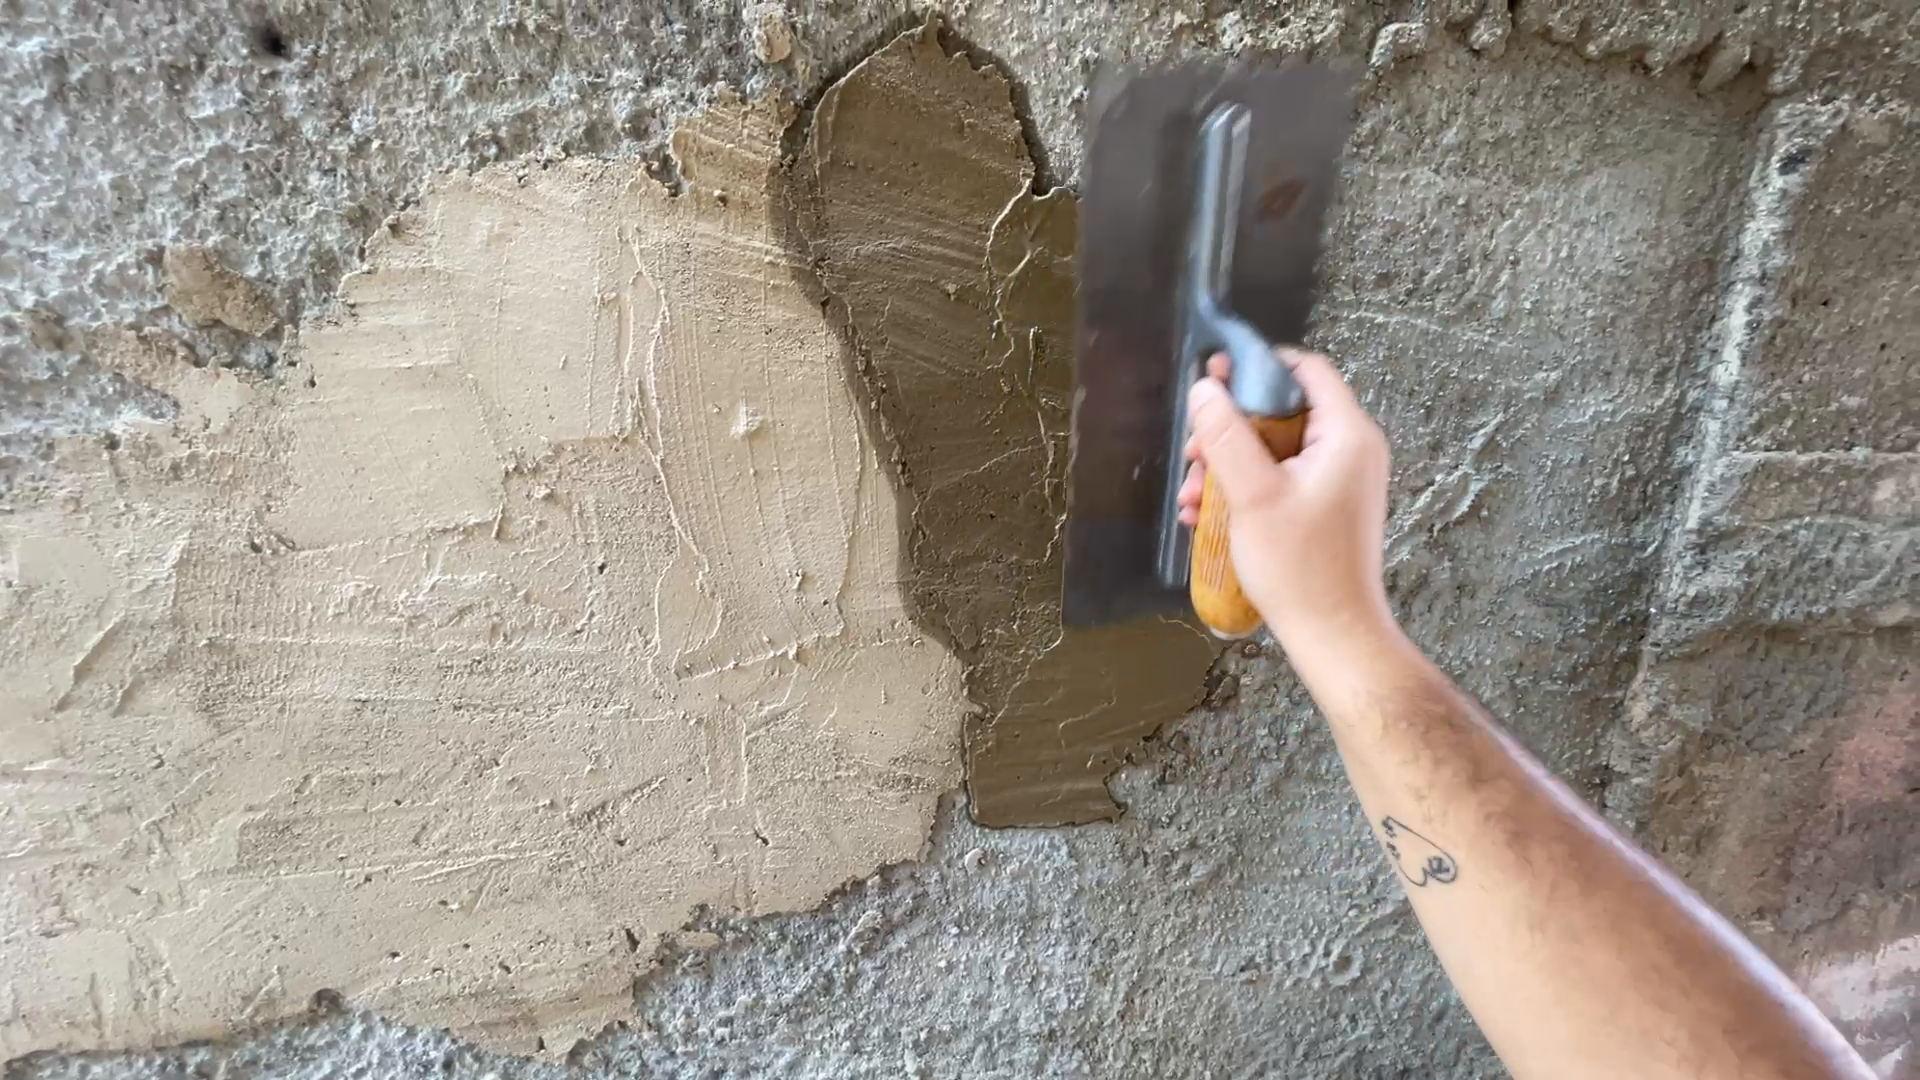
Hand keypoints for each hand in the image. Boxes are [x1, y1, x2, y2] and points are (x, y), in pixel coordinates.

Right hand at [1176, 349, 1394, 652]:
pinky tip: (1204, 513)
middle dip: (1229, 430)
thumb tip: (1203, 389)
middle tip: (1193, 452)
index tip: (1214, 379)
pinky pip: (1277, 482)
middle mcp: (1348, 452)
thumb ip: (1227, 436)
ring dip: (1226, 466)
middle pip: (1282, 413)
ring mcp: (1336, 482)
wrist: (1330, 632)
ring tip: (1191, 495)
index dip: (1257, 367)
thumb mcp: (1252, 494)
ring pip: (1273, 451)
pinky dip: (1242, 490)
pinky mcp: (1322, 509)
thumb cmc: (1297, 565)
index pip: (1306, 371)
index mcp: (1345, 436)